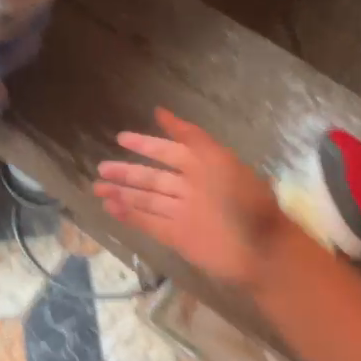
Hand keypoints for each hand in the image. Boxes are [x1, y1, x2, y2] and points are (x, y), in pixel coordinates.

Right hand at [95, 109, 293, 289]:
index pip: (167, 151)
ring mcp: (182, 213)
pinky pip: (149, 223)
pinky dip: (130, 216)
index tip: (120, 138)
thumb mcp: (218, 158)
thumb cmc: (244, 199)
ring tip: (98, 188)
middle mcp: (189, 188)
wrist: (262, 249)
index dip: (145, 144)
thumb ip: (189, 136)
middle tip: (101, 168)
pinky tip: (110, 207)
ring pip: (146, 200)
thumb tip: (159, 111)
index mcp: (201, 167)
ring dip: (123, 193)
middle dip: (126, 172)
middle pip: (152, 177)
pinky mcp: (177, 237)